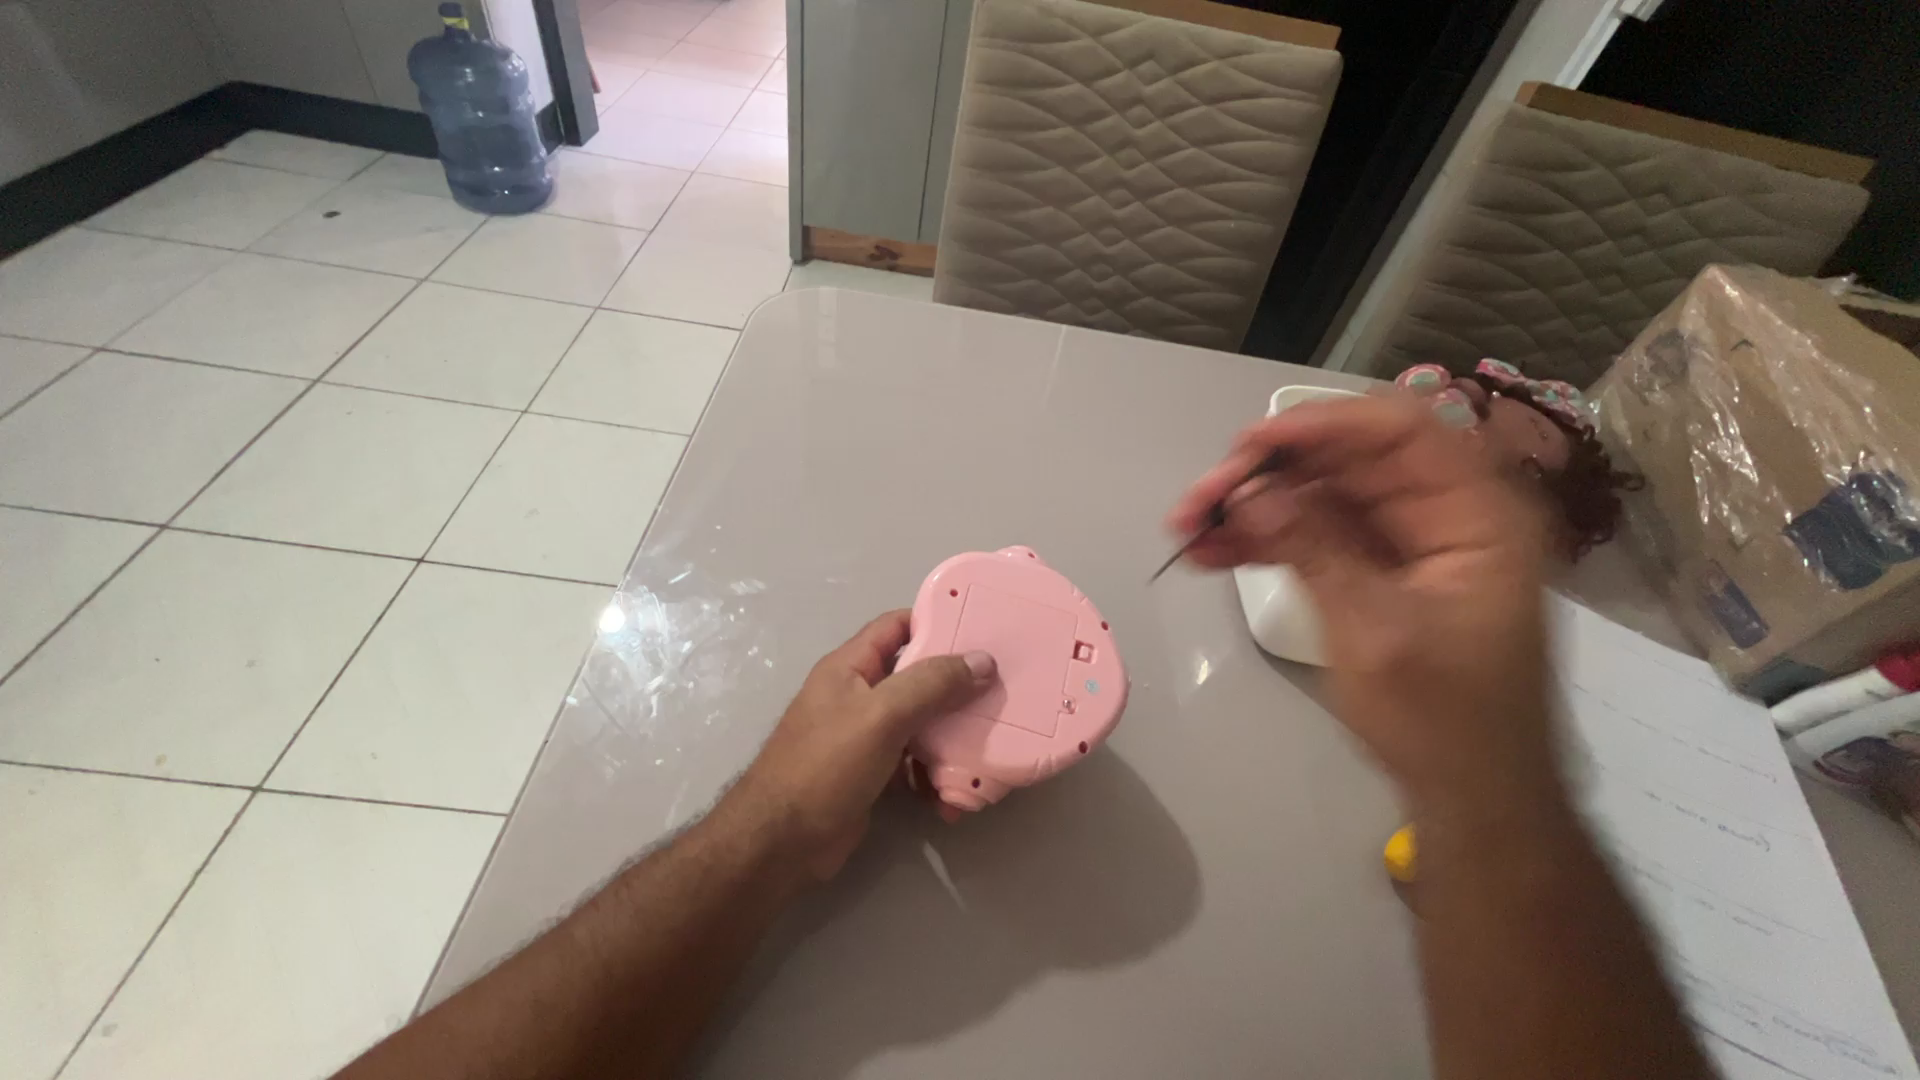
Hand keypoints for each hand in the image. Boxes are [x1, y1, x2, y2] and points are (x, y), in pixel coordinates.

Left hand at [727, 610, 994, 881]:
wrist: (782, 843)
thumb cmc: (826, 765)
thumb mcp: (882, 715)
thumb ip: (931, 684)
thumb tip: (982, 660)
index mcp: (851, 666)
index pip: (897, 626)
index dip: (936, 621)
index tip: (981, 629)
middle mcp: (858, 695)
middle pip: (916, 677)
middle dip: (956, 687)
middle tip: (999, 693)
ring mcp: (865, 736)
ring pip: (920, 724)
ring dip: (951, 739)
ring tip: (984, 753)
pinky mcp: (873, 774)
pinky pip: (913, 764)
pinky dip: (934, 776)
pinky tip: (952, 798)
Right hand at [1167, 396, 1560, 811]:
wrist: (1467, 792)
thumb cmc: (1443, 719)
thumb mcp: (1376, 631)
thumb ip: (1314, 549)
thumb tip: (1247, 491)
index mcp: (1472, 513)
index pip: (1398, 432)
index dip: (1319, 425)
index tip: (1245, 447)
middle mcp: (1436, 512)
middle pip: (1341, 461)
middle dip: (1263, 474)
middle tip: (1196, 503)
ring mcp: (1399, 540)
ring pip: (1313, 495)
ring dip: (1248, 507)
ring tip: (1185, 531)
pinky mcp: (1367, 568)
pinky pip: (1308, 534)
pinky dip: (1260, 539)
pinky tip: (1210, 552)